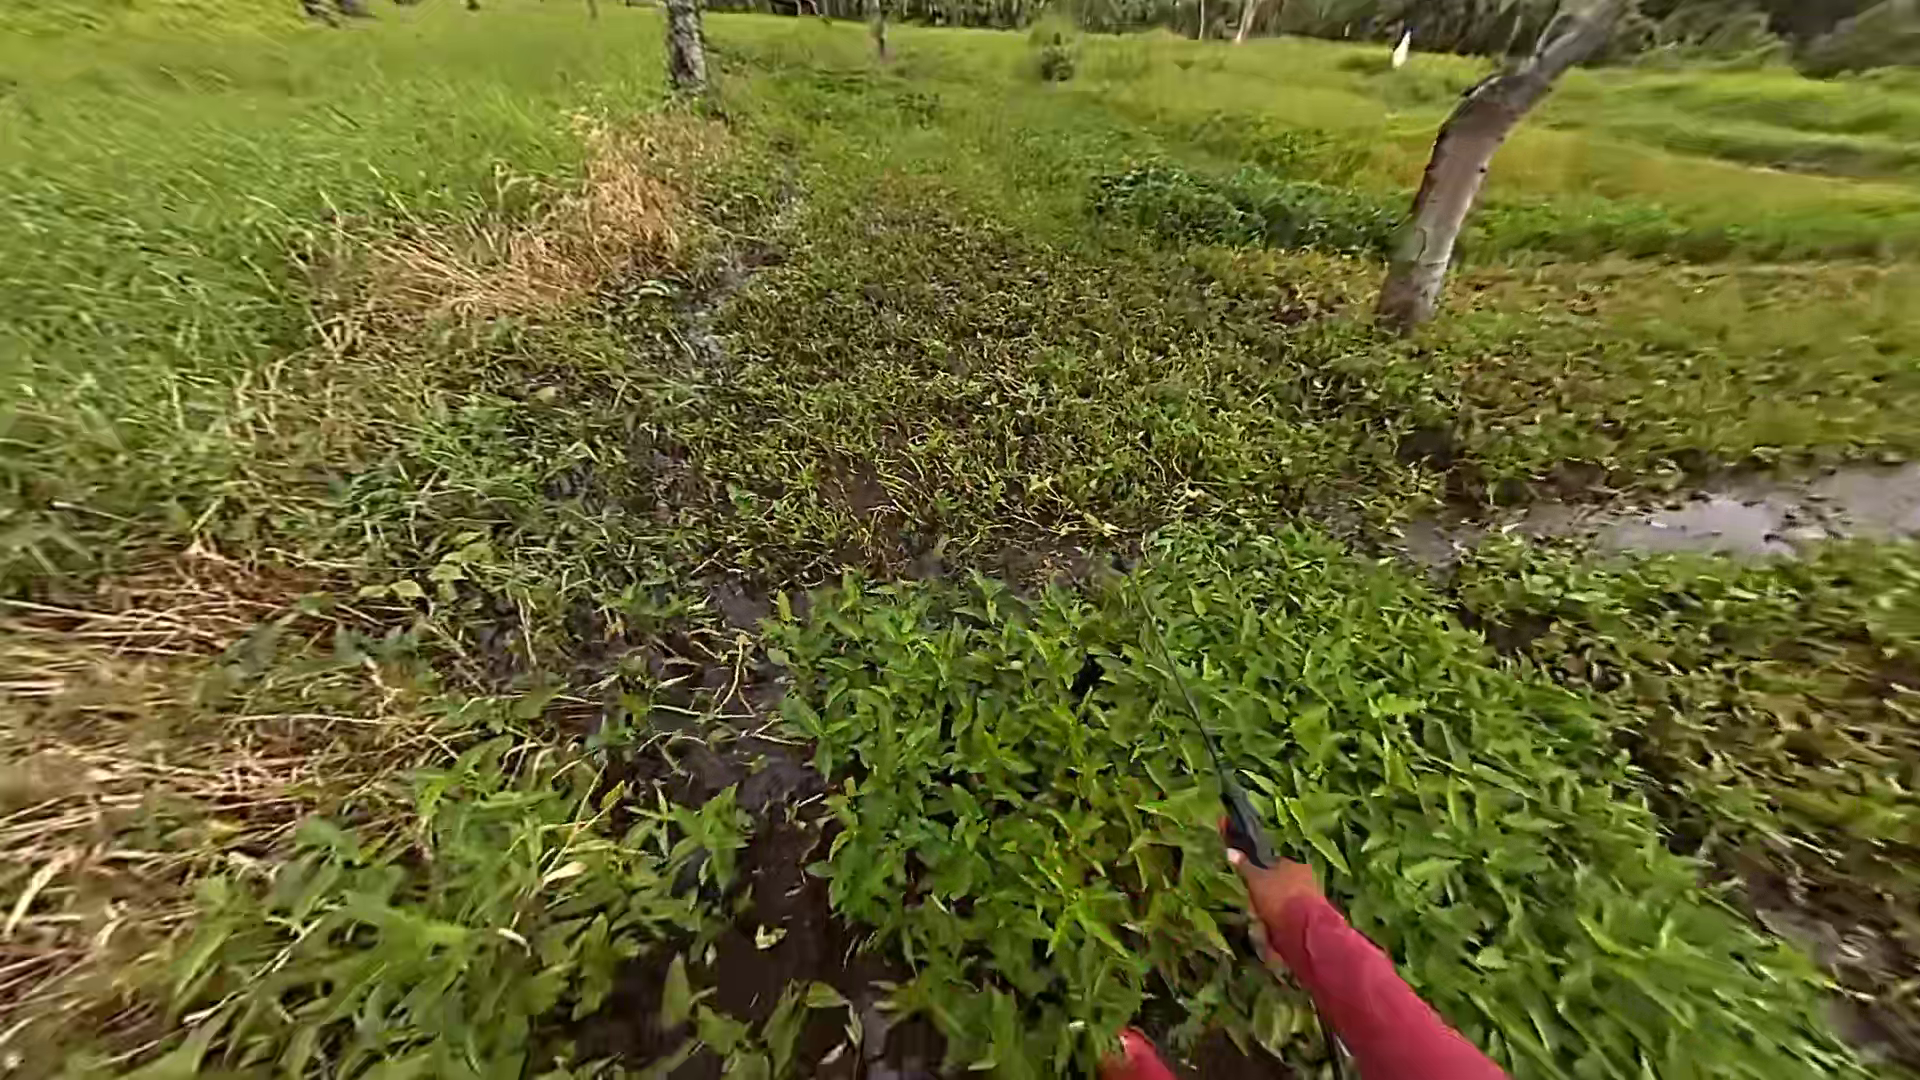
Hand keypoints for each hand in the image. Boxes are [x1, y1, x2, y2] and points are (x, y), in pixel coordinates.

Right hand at [1222, 822, 1320, 971]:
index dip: (1258, 875)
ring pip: (1283, 907)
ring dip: (1271, 917)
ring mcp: (1312, 904)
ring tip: (1261, 928)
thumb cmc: (1279, 897)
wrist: (1308, 934)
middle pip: (1278, 888)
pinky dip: (1281, 930)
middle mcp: (1307, 881)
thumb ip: (1244, 866)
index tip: (1249, 887)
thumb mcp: (1255, 879)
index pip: (1272, 865)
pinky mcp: (1313, 925)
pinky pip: (1290, 924)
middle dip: (1264, 899)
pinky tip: (1272, 939)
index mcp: (1295, 865)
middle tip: (1253, 911)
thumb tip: (1231, 851)